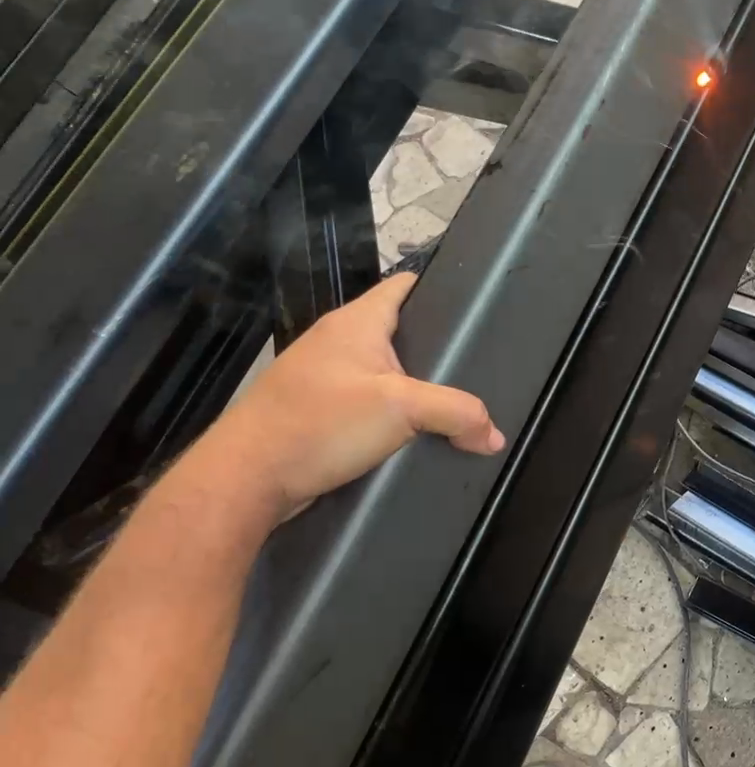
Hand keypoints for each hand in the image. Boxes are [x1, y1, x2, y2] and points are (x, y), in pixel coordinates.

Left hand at [190, 273, 504, 519]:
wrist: (248, 479)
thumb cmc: (319, 424)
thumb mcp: (404, 410)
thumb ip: (459, 414)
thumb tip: (494, 437)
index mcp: (354, 324)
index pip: (402, 287)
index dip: (439, 287)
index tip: (476, 302)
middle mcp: (338, 344)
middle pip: (403, 334)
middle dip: (442, 347)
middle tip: (482, 363)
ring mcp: (326, 380)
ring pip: (391, 373)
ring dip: (423, 387)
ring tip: (461, 401)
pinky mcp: (321, 413)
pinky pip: (374, 405)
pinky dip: (401, 415)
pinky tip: (424, 432)